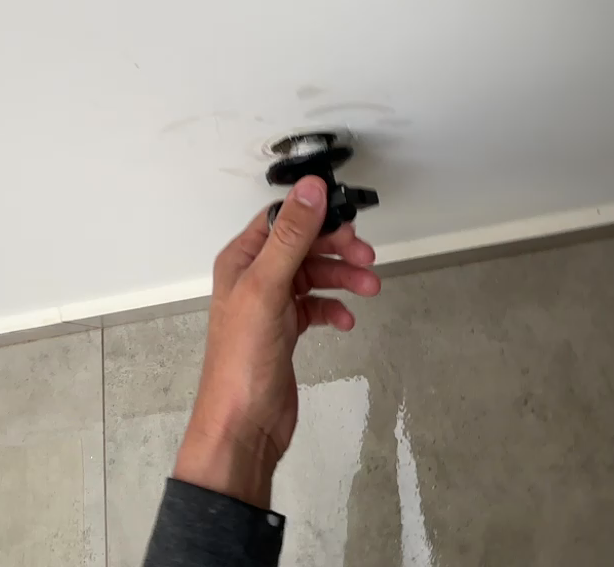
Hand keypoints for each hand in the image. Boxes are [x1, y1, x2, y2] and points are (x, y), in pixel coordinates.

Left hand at [172, 176, 381, 507]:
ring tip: (371, 287)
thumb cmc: (246, 356)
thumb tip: (312, 186)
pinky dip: (333, 308)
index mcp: (242, 257)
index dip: (317, 215)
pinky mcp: (286, 330)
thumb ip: (291, 236)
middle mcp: (254, 275)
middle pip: (303, 244)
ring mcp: (271, 303)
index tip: (350, 220)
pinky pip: (315, 306)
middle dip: (336, 248)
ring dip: (342, 277)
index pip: (282, 219)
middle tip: (368, 256)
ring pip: (314, 275)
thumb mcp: (268, 287)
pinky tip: (347, 320)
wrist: (243, 428)